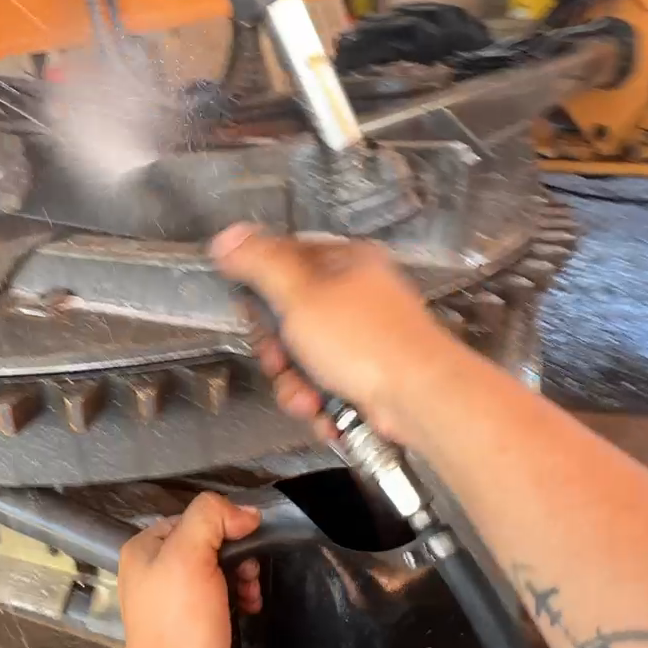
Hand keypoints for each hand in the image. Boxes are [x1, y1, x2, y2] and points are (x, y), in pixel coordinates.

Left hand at [115, 492, 262, 647]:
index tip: (244, 539)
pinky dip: (240, 597)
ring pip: (220, 569)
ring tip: (250, 594)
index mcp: (145, 548)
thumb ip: (211, 518)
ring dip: (243, 576)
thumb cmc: (180, 620)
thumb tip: (245, 512)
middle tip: (248, 573)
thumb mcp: (189, 555)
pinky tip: (250, 608)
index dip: (222, 524)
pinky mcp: (195, 622)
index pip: (192, 517)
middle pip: (208, 543)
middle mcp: (155, 570)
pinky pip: (223, 595)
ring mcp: (175, 598)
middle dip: (237, 554)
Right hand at [211, 223, 448, 434]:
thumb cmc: (369, 342)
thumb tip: (228, 238)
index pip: (284, 264)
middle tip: (281, 358)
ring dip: (294, 385)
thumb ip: (260, 265)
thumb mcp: (300, 295)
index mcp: (343, 263)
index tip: (254, 313)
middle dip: (277, 352)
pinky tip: (324, 409)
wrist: (419, 398)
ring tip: (307, 396)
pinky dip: (317, 403)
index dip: (261, 293)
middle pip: (287, 319)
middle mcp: (353, 297)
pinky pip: (320, 386)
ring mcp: (359, 339)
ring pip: (300, 360)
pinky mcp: (362, 375)